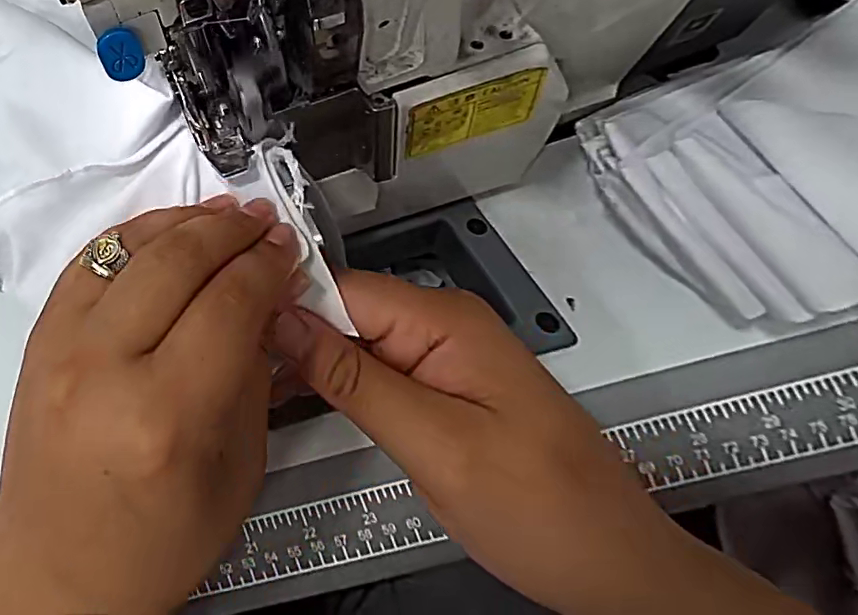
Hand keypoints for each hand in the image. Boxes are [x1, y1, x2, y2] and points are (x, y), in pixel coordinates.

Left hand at [0, 197, 304, 614]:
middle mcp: (103, 367)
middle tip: (260, 221)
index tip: (285, 250)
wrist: (55, 567)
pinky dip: (132, 236)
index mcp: (163, 416)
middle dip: (229, 232)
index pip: (227, 306)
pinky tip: (163, 230)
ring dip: (181, 220)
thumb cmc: (151, 544)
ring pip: (128, 248)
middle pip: (177, 263)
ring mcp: (60, 343)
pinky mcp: (39, 333)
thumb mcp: (235, 475)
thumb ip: (252, 376)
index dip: (264, 267)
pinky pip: (88, 260)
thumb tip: (263, 300)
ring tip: (220, 214)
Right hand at [269, 270, 810, 614]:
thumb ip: (352, 377)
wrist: (620, 571)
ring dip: (307, 356)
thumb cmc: (547, 512)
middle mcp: (438, 320)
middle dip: (290, 332)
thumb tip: (285, 320)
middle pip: (340, 306)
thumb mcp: (435, 445)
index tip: (237, 330)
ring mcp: (437, 348)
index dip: (285, 305)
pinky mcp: (434, 375)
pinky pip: (368, 360)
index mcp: (442, 319)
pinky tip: (301, 392)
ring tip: (260, 381)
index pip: (338, 287)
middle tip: (241, 364)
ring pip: (348, 333)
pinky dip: (334, 376)